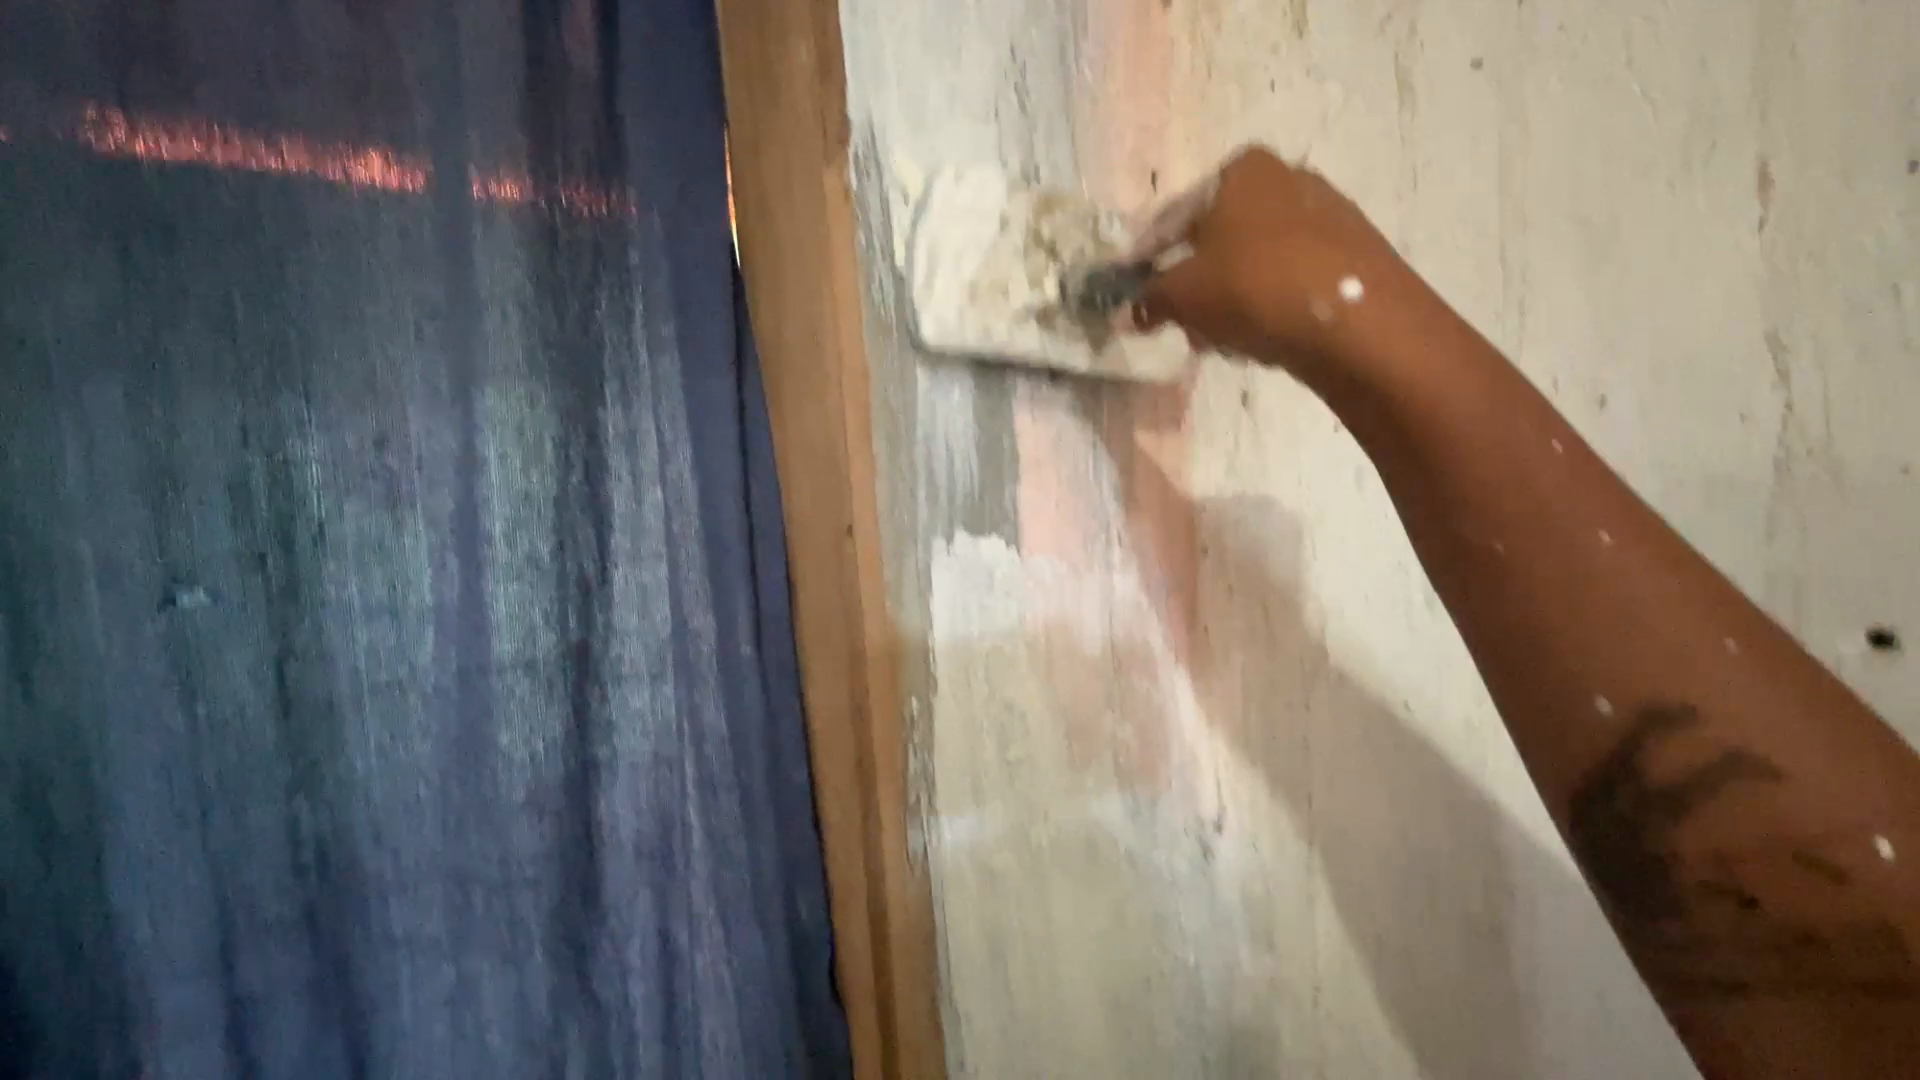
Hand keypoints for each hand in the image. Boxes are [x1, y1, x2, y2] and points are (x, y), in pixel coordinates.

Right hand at [1130, 146, 1413, 385]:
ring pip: (1253, 260)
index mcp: (1240, 170)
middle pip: (1217, 237)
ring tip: (1219, 337)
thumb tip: (1131, 311)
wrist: (1356, 322)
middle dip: (1194, 280)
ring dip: (1229, 296)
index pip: (1174, 217)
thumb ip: (1149, 299)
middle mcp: (1285, 176)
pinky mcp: (1351, 250)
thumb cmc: (1253, 289)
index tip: (1134, 289)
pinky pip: (1289, 276)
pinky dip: (1267, 301)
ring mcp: (1325, 211)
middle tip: (1179, 320)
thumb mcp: (1181, 296)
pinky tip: (1261, 335)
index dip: (1147, 258)